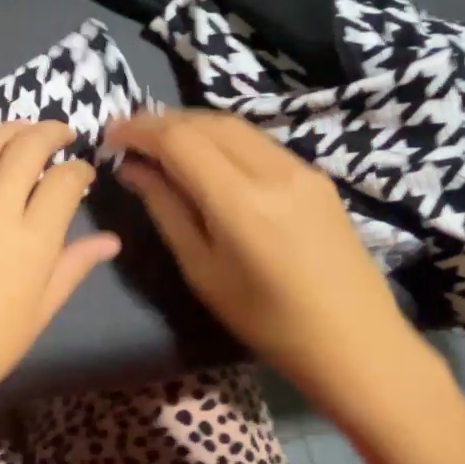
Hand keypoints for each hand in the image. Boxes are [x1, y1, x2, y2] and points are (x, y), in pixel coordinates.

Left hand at [0, 122, 120, 425]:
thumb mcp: (38, 314)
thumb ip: (72, 267)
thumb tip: (108, 240)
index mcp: (30, 240)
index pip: (64, 180)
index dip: (80, 169)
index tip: (84, 173)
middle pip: (24, 147)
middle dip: (49, 131)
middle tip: (62, 133)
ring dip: (8, 130)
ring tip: (24, 132)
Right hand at [105, 111, 420, 393]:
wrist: (355, 342)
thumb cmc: (266, 320)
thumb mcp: (201, 269)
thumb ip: (166, 209)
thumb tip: (133, 169)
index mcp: (241, 202)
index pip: (180, 140)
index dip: (139, 130)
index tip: (109, 137)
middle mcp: (273, 172)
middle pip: (206, 122)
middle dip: (161, 121)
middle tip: (127, 137)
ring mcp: (300, 169)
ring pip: (233, 125)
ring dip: (190, 125)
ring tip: (158, 143)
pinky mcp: (315, 176)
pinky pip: (256, 141)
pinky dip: (219, 137)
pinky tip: (202, 157)